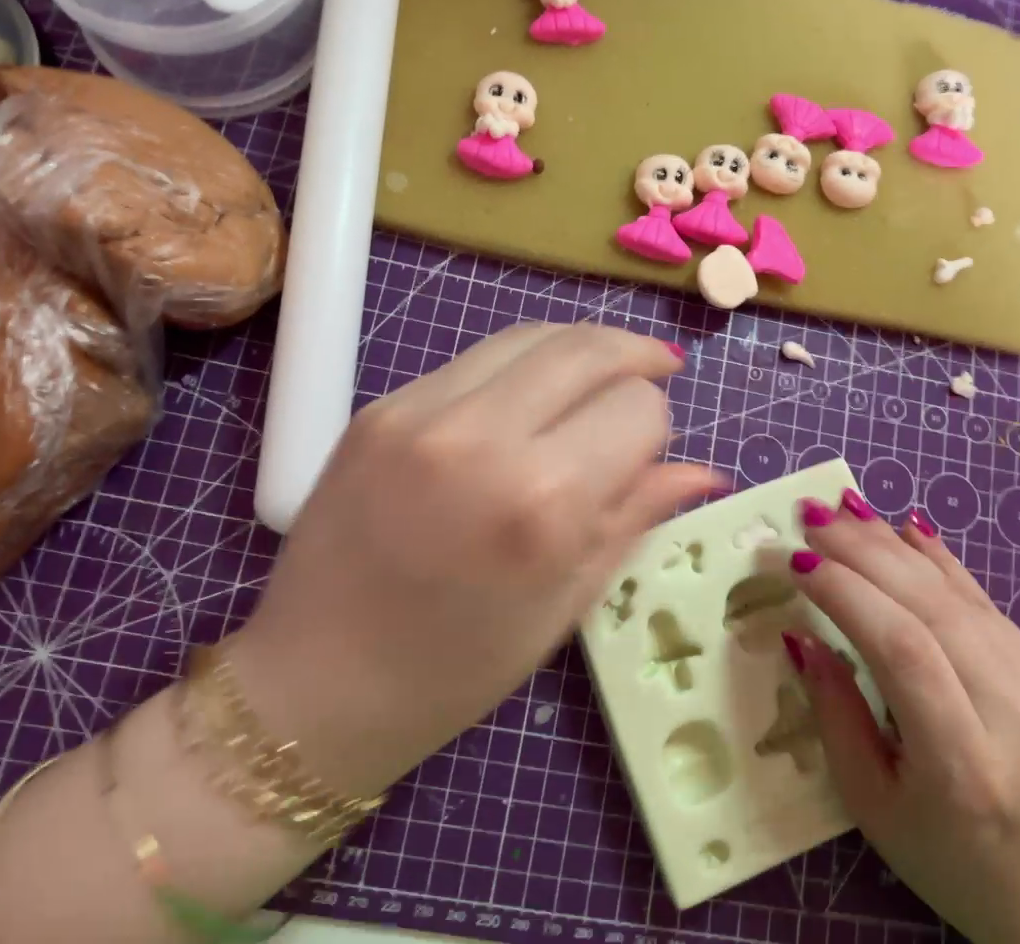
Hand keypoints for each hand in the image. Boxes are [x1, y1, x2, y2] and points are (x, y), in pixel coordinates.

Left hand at [230, 324, 722, 794]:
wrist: (316, 683)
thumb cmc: (456, 669)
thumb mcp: (564, 606)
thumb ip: (633, 519)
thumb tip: (703, 470)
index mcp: (541, 502)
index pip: (636, 409)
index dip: (655, 430)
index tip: (646, 458)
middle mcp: (481, 436)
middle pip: (587, 348)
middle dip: (633, 357)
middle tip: (655, 373)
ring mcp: (420, 412)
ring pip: (530, 336)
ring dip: (577, 352)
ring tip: (595, 380)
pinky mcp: (379, 407)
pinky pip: (473, 361)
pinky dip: (517, 370)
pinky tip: (525, 402)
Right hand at [785, 496, 1019, 943]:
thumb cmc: (951, 866)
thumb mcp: (873, 807)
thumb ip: (837, 717)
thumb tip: (803, 637)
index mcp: (963, 764)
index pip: (902, 649)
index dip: (846, 594)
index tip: (793, 562)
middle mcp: (1013, 715)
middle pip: (932, 608)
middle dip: (863, 552)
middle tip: (809, 517)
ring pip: (961, 596)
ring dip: (896, 546)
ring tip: (844, 512)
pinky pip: (988, 605)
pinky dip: (942, 562)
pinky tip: (907, 531)